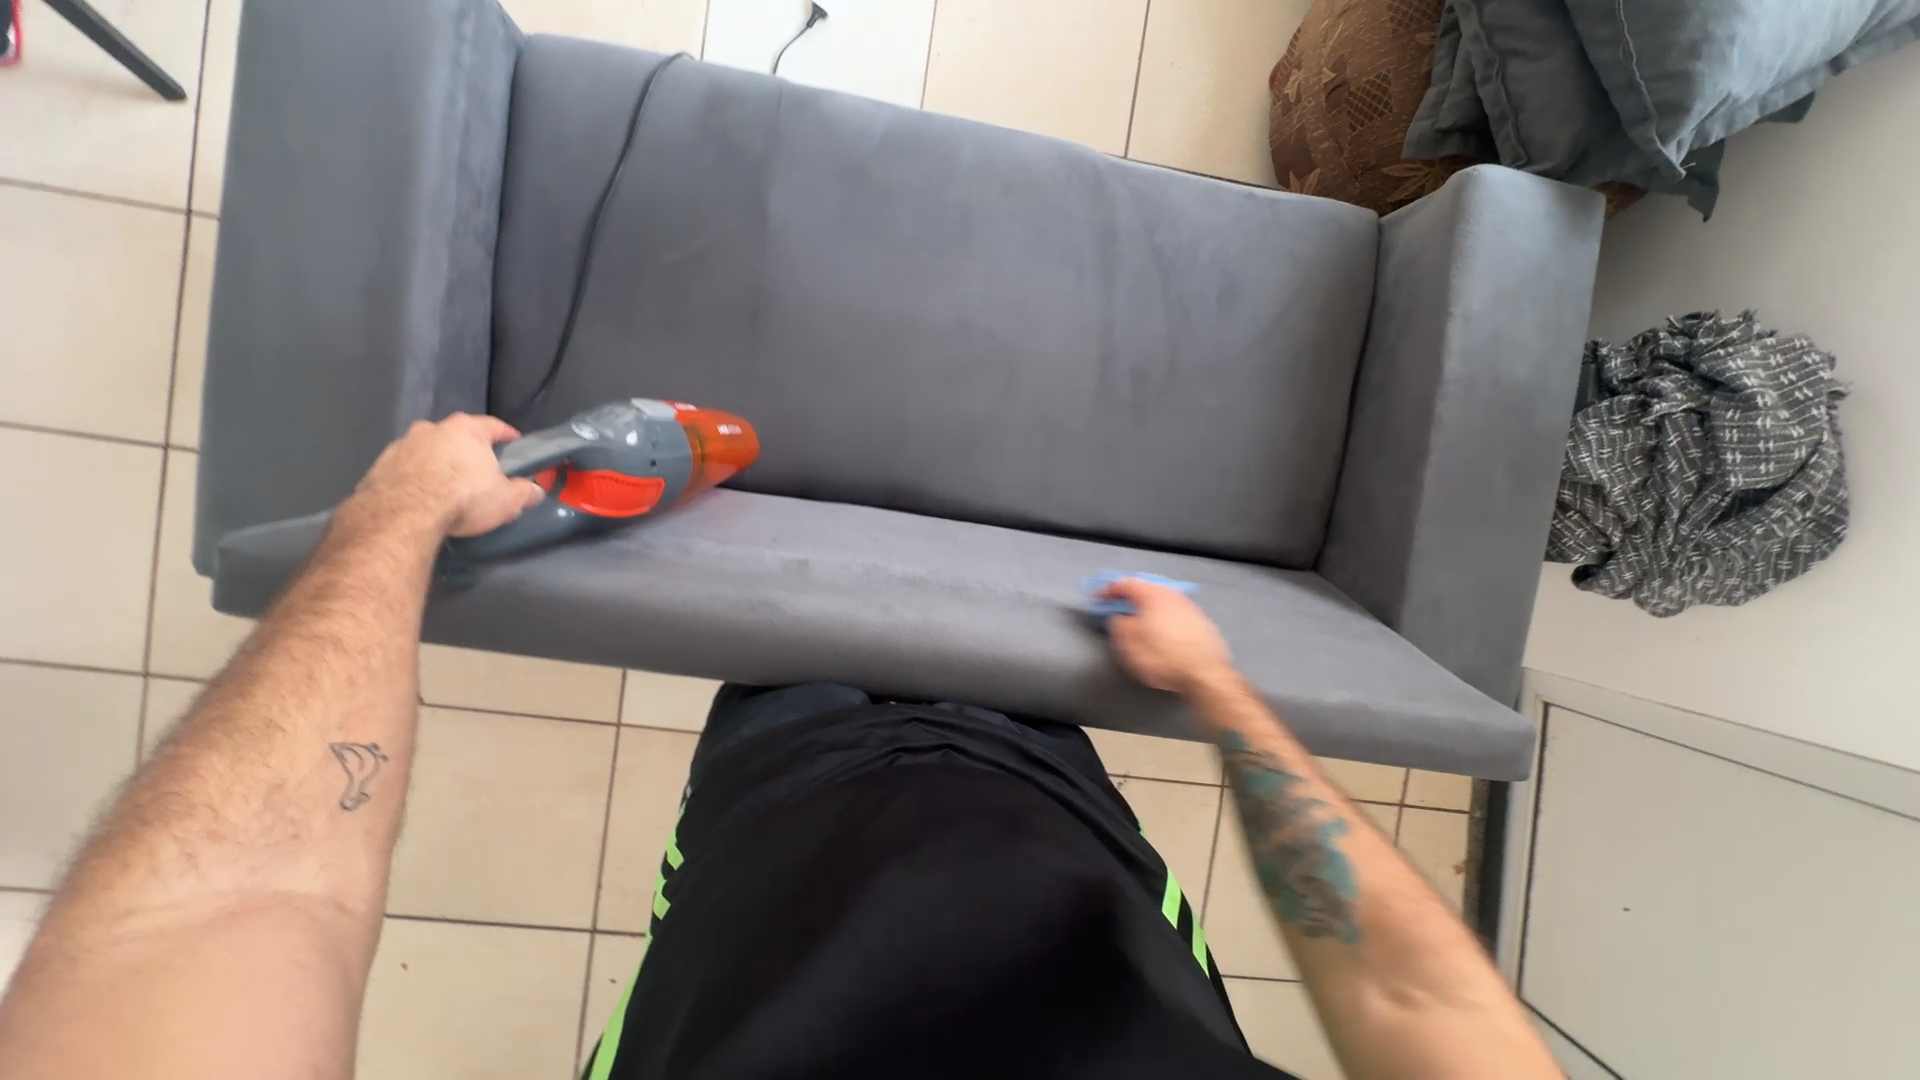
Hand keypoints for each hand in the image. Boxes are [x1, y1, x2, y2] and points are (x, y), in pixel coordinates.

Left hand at [350, 414, 543, 537]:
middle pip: (457, 437)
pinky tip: (423, 498)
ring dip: (439, 464)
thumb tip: (535, 490)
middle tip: (480, 474)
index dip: (508, 437)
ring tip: (448, 489)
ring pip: (428, 451)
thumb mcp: (509, 500)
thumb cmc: (464, 498)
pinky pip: (406, 468)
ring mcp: (401, 444)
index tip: (515, 447)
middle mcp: (431, 428)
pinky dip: (416, 478)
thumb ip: (526, 492)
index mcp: (465, 429)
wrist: (404, 515)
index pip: (494, 425)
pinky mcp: (379, 464)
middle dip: (469, 452)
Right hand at [1101, 578, 1235, 696]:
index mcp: (1152, 595)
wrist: (1207, 674)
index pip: (1126, 584)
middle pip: (1147, 590)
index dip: (1109, 590)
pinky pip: (1176, 615)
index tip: (1098, 599)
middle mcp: (1173, 595)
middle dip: (1131, 598)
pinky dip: (1165, 619)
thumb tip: (1119, 617)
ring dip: (1150, 609)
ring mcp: (1191, 608)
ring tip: (1141, 622)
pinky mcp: (1203, 623)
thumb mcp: (1129, 644)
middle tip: (1119, 609)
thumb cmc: (1162, 656)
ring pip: (1164, 602)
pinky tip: (1164, 634)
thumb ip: (1119, 625)